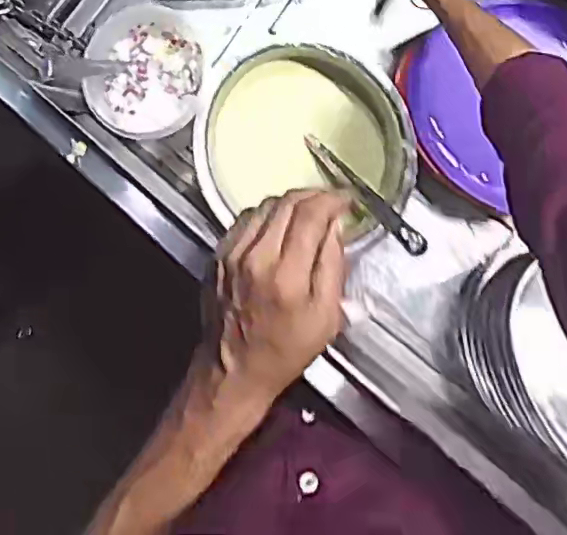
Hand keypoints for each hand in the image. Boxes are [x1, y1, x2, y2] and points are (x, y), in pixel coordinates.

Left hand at [202, 189, 349, 408]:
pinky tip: (280, 224)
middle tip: (330, 200)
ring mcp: (232, 252)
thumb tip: (336, 224)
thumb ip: (333, 265)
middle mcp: (255, 256)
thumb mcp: (326, 317)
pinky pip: (247, 218)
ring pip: (266, 205)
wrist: (231, 371)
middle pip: (287, 203)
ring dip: (291, 202)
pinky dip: (269, 214)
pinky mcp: (219, 253)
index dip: (332, 199)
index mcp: (286, 275)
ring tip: (308, 210)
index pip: (310, 215)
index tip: (347, 199)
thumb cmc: (286, 350)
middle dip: (314, 195)